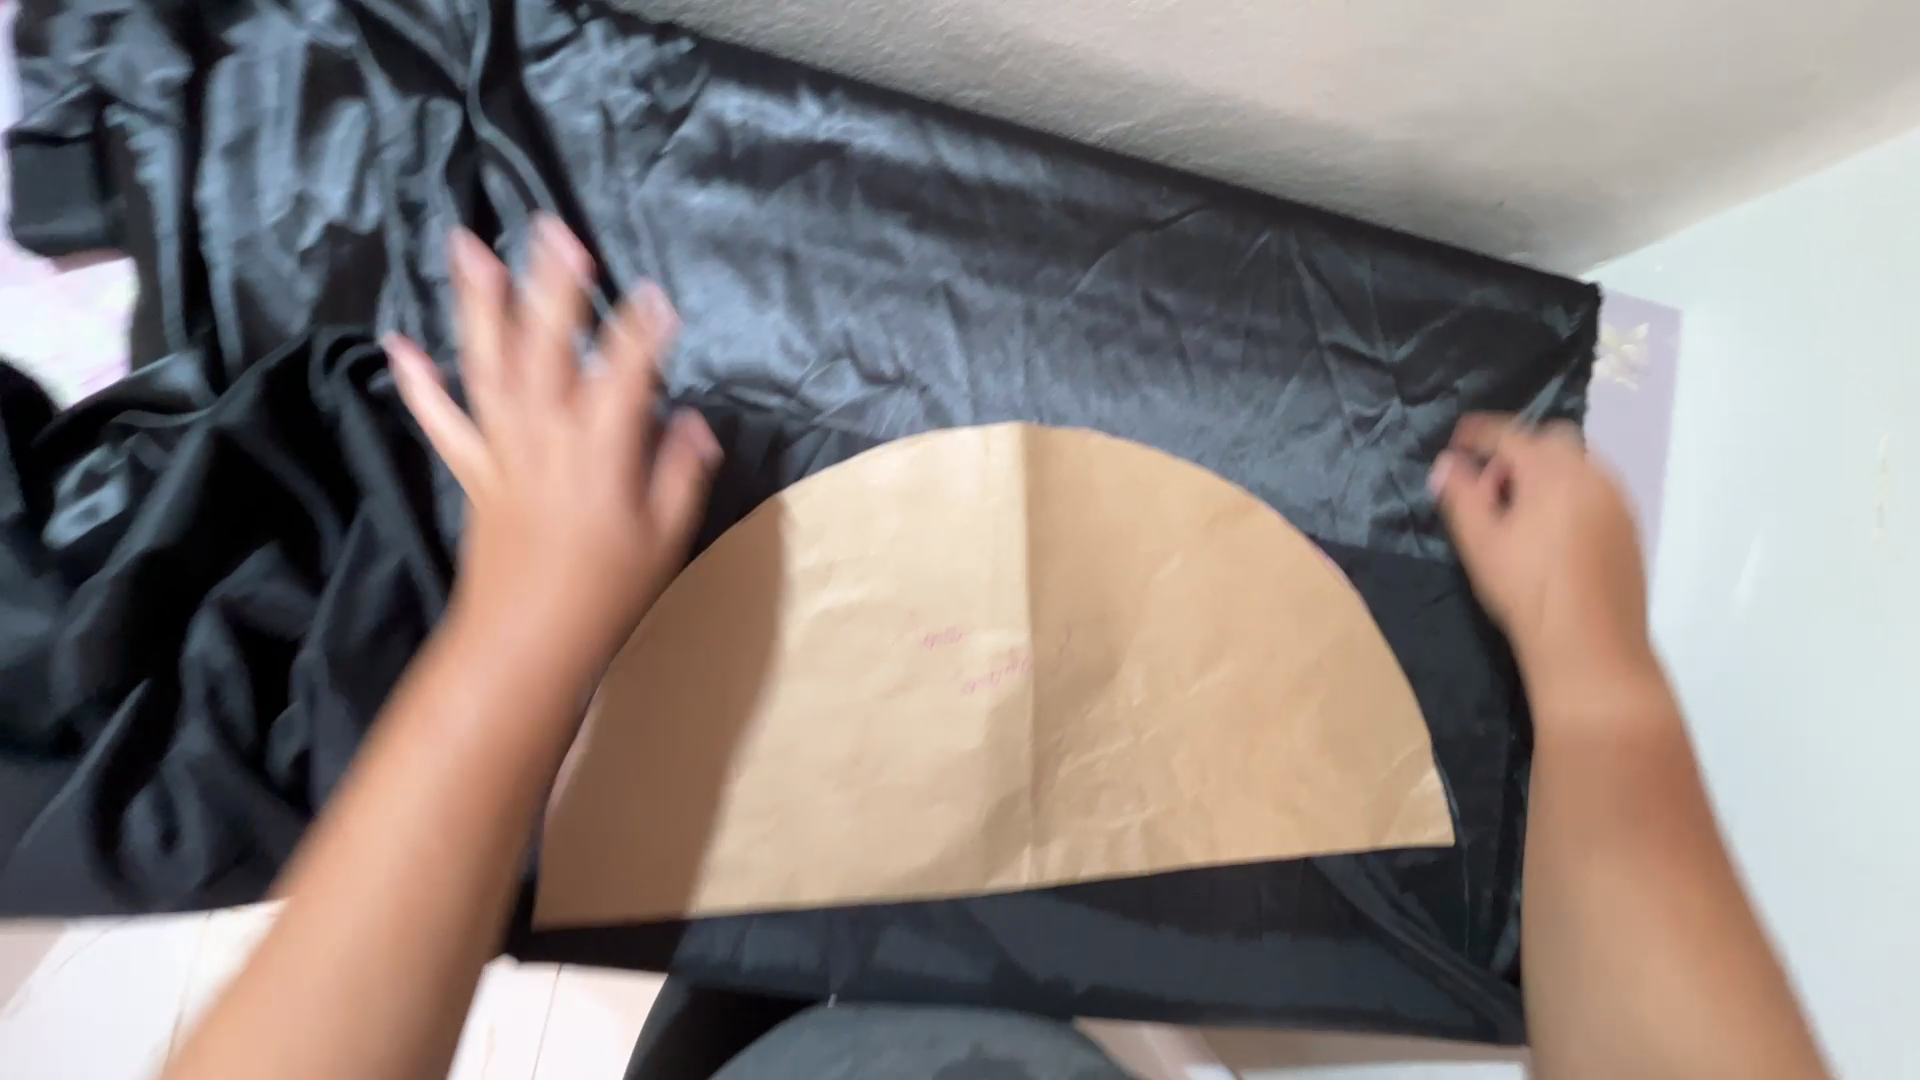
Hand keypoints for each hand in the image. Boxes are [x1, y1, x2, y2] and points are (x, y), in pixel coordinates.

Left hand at [382, 218, 720, 672]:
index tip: (655, 297)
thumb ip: (681, 472)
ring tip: (468, 248)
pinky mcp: (474, 470)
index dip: (641, 333)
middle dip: (554, 290)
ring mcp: (502, 450)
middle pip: (548, 350)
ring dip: (479, 306)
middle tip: (555, 234)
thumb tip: (695, 422)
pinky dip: (418, 382)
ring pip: (489, 366)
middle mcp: (546, 437)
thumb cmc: (610, 589)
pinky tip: (398, 343)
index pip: (625, 376)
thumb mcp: (666, 535)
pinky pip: (442, 419)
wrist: (529, 638)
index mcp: (601, 452)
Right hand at [1429, 415, 1656, 711]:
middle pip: (1551, 440)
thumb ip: (1460, 494)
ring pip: (1576, 463)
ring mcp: (1616, 499)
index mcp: (1552, 474)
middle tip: (1489, 486)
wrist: (1589, 640)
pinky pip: (1593, 486)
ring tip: (1515, 511)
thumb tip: (1446, 462)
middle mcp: (1592, 476)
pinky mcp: (1627, 524)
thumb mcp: (1477, 540)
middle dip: (1516, 451)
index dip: (1478, 433)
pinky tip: (1546, 529)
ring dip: (1542, 471)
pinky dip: (1565, 490)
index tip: (1456, 439)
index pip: (1510, 434)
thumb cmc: (1523, 587)